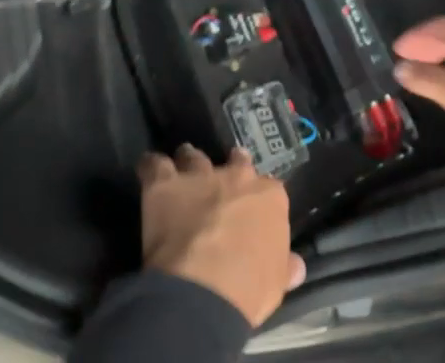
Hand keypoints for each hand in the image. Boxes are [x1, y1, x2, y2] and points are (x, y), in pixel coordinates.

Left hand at [137, 144, 305, 325]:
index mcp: (270, 197)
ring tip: (184, 165)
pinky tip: (149, 166)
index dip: (258, 198)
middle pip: (236, 162)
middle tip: (220, 178)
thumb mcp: (276, 280)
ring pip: (195, 157)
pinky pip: (155, 165)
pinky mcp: (165, 186)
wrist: (204, 287)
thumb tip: (295, 267)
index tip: (251, 208)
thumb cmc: (248, 286)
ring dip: (190, 161)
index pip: (268, 189)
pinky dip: (151, 165)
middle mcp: (239, 179)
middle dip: (231, 167)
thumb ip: (285, 266)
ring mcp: (201, 178)